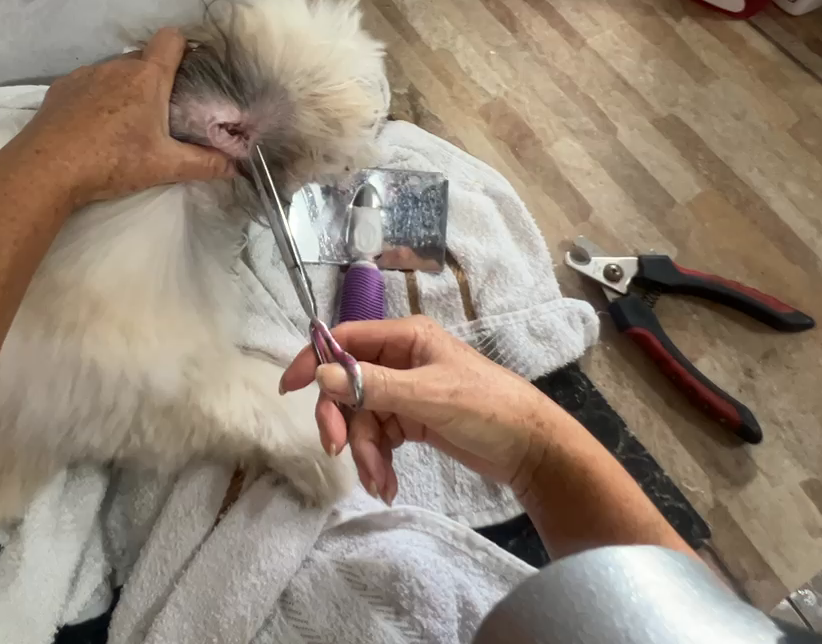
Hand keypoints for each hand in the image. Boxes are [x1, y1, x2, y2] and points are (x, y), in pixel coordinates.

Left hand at [7, 28, 236, 206]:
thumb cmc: (111, 162)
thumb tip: (237, 168)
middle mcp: (117, 66)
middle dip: (155, 77)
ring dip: (124, 87)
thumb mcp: (163, 166)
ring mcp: (86, 74)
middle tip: (161, 110)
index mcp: (147, 77)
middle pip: (144, 57)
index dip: (183, 48)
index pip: (171, 38)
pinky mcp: (61, 88)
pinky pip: (89, 82)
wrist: (45, 169)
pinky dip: (96, 96)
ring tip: (124, 121)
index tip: (189, 71)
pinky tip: (93, 125)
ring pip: (115, 70)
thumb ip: (203, 164)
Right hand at [278, 316, 570, 503]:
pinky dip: (378, 460)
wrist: (532, 449)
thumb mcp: (428, 395)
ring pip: (362, 416)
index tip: (289, 388)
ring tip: (380, 481)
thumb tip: (321, 376)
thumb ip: (373, 385)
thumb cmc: (486, 407)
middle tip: (335, 450)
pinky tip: (387, 484)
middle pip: (349, 384)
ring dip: (364, 450)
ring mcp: (405, 390)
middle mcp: (400, 359)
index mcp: (404, 337)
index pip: (346, 340)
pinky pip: (379, 436)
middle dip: (342, 418)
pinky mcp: (412, 419)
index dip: (315, 360)